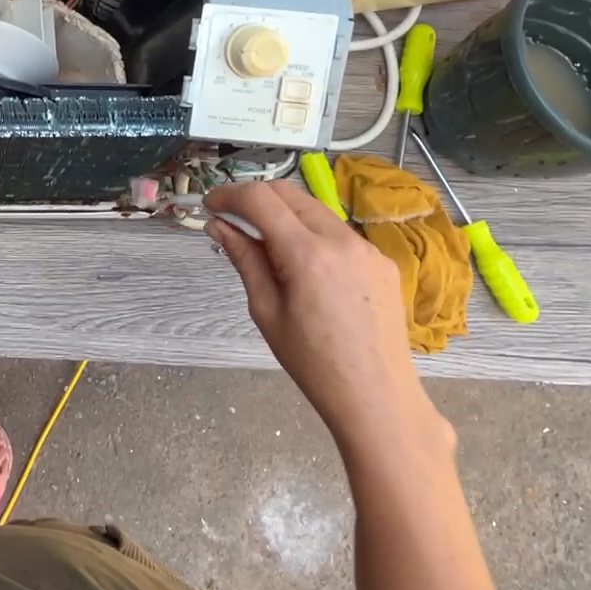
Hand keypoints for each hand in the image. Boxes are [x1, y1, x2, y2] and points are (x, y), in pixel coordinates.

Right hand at [204, 181, 447, 458]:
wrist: (377, 396)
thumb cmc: (312, 362)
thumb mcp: (265, 310)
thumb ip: (245, 259)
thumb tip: (219, 225)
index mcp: (307, 254)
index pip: (260, 199)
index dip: (228, 194)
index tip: (209, 205)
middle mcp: (341, 240)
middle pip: (288, 193)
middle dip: (253, 196)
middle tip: (228, 217)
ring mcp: (367, 248)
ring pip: (313, 208)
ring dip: (281, 212)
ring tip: (261, 241)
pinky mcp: (381, 260)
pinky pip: (336, 231)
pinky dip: (308, 230)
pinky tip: (299, 262)